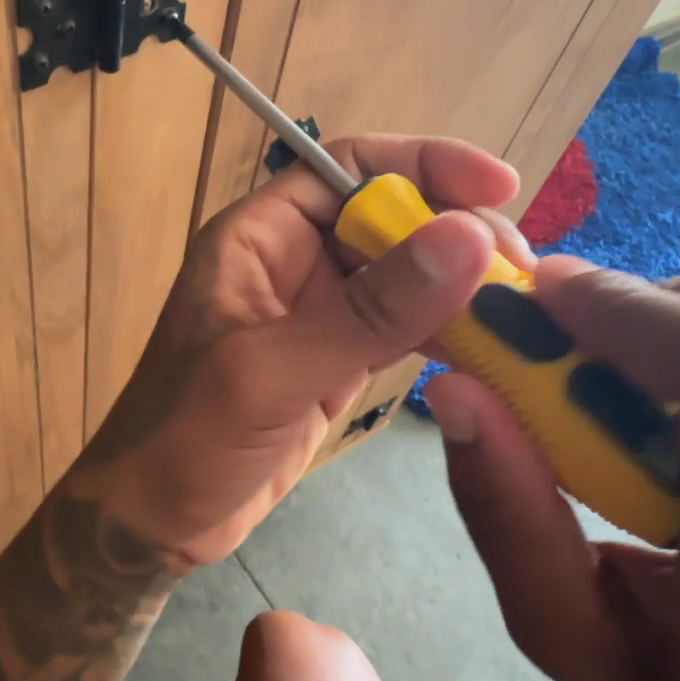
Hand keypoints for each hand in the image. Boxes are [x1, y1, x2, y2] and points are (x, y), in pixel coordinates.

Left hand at [68, 134, 532, 569]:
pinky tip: (492, 344)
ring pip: (401, 272)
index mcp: (256, 238)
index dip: (421, 163)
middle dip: (454, 227)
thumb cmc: (186, 436)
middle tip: (521, 268)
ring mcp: (315, 314)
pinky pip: (401, 326)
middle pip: (385, 215)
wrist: (156, 517)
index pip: (344, 167)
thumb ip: (367, 311)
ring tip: (523, 307)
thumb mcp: (270, 371)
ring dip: (459, 281)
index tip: (498, 186)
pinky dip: (445, 330)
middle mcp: (288, 263)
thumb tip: (468, 237)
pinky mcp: (334, 360)